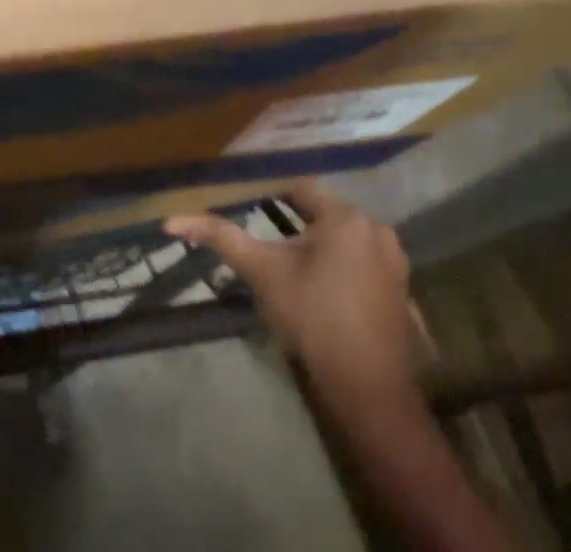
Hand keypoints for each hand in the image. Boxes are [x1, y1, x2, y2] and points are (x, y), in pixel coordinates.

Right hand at [166, 181, 415, 399]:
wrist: (365, 382)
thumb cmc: (311, 315)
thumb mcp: (260, 271)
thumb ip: (221, 237)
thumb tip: (171, 219)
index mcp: (346, 219)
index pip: (299, 188)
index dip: (267, 193)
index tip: (242, 204)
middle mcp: (377, 231)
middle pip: (322, 214)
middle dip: (289, 223)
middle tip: (259, 240)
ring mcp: (393, 262)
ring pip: (341, 239)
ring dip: (313, 245)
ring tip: (283, 264)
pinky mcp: (398, 289)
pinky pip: (358, 261)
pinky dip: (335, 265)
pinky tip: (315, 288)